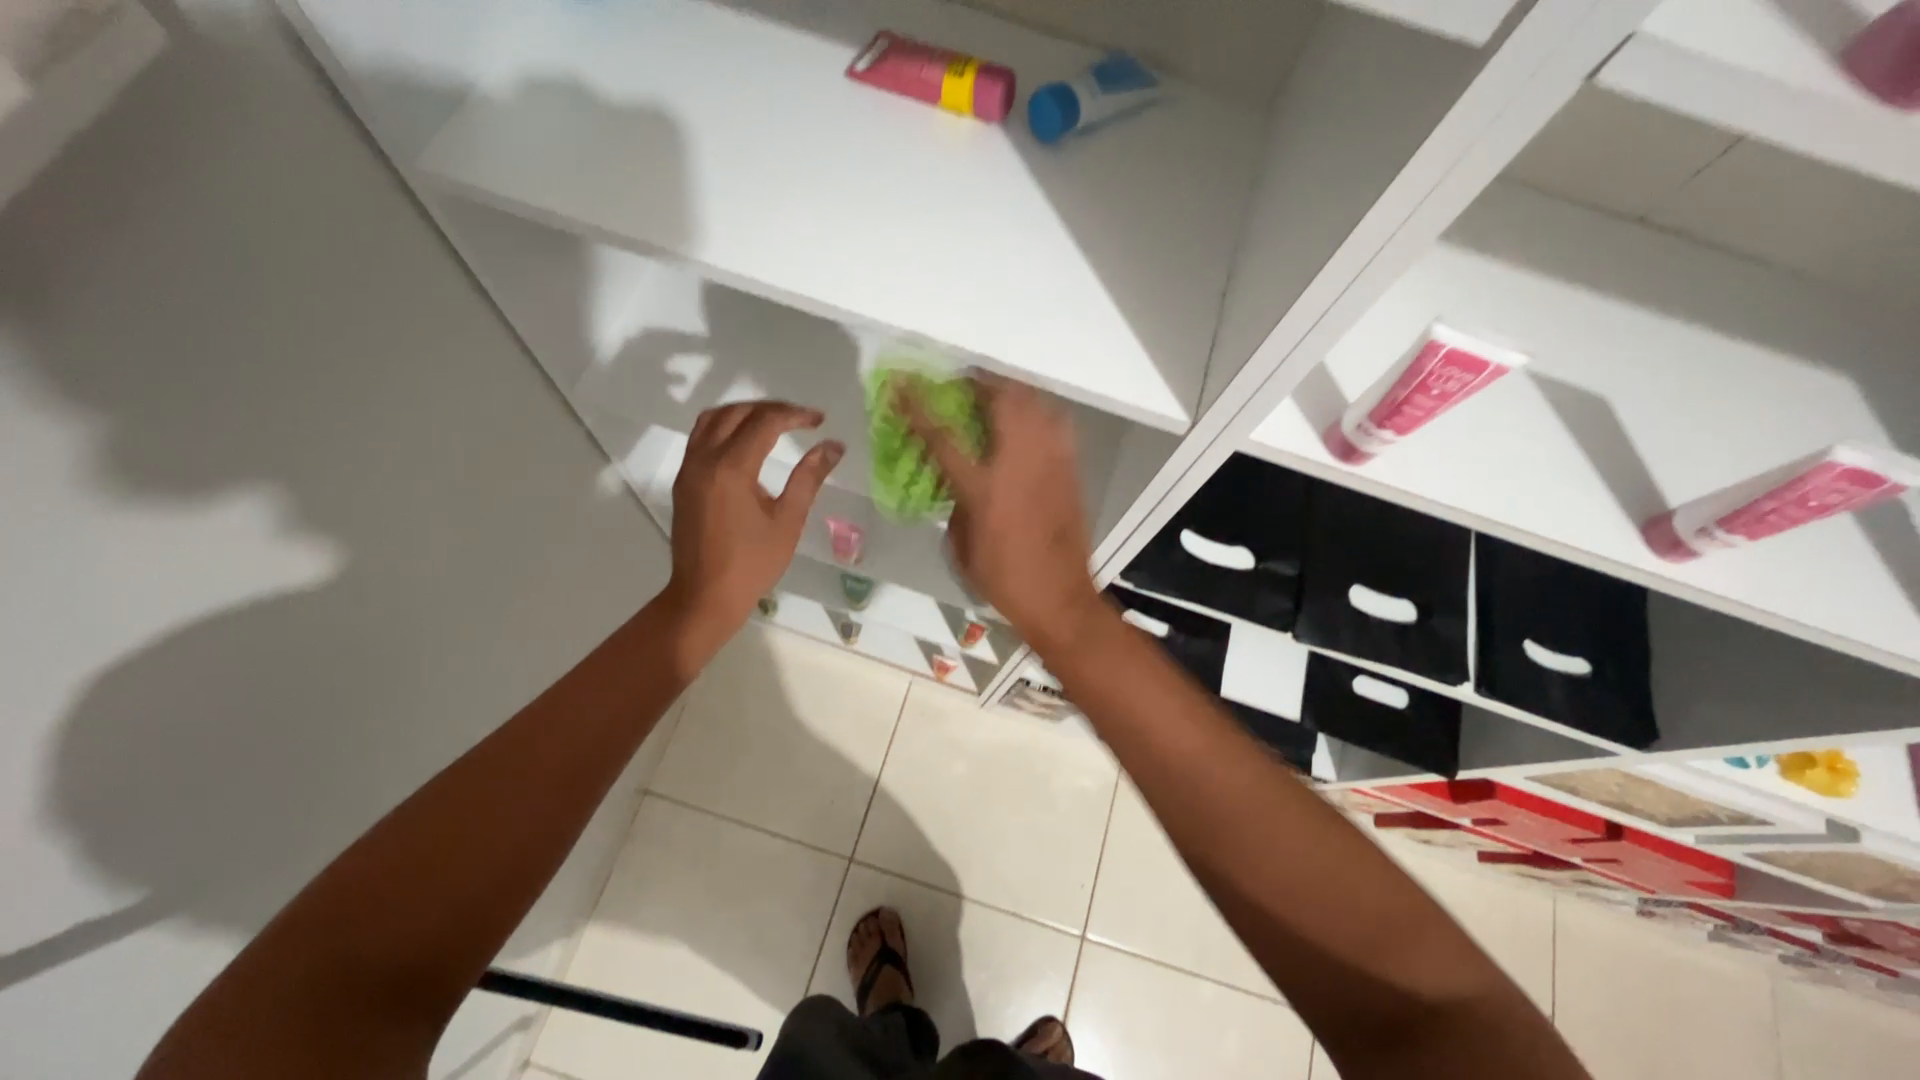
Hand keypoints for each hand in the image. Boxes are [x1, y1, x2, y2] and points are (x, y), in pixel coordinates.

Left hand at [665, 401, 843, 643]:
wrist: (705, 595)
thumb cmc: (752, 564)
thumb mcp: (788, 521)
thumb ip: (809, 478)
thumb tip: (833, 446)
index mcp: (731, 469)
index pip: (764, 422)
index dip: (795, 415)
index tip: (819, 421)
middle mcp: (704, 460)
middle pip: (736, 413)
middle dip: (771, 409)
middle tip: (800, 419)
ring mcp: (689, 469)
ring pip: (712, 419)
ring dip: (744, 413)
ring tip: (774, 422)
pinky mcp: (684, 480)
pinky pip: (701, 437)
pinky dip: (725, 427)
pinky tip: (746, 442)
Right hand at [901, 373, 1106, 654]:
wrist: (1059, 598)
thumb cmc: (1003, 579)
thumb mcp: (961, 545)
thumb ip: (955, 505)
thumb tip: (957, 485)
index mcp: (982, 486)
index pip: (943, 436)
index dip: (919, 405)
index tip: (903, 382)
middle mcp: (1018, 464)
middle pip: (1000, 400)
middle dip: (977, 381)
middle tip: (961, 382)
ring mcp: (1050, 463)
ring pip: (1034, 403)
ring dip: (1010, 391)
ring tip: (994, 395)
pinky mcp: (1070, 469)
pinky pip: (1056, 424)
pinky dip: (1038, 412)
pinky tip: (1027, 421)